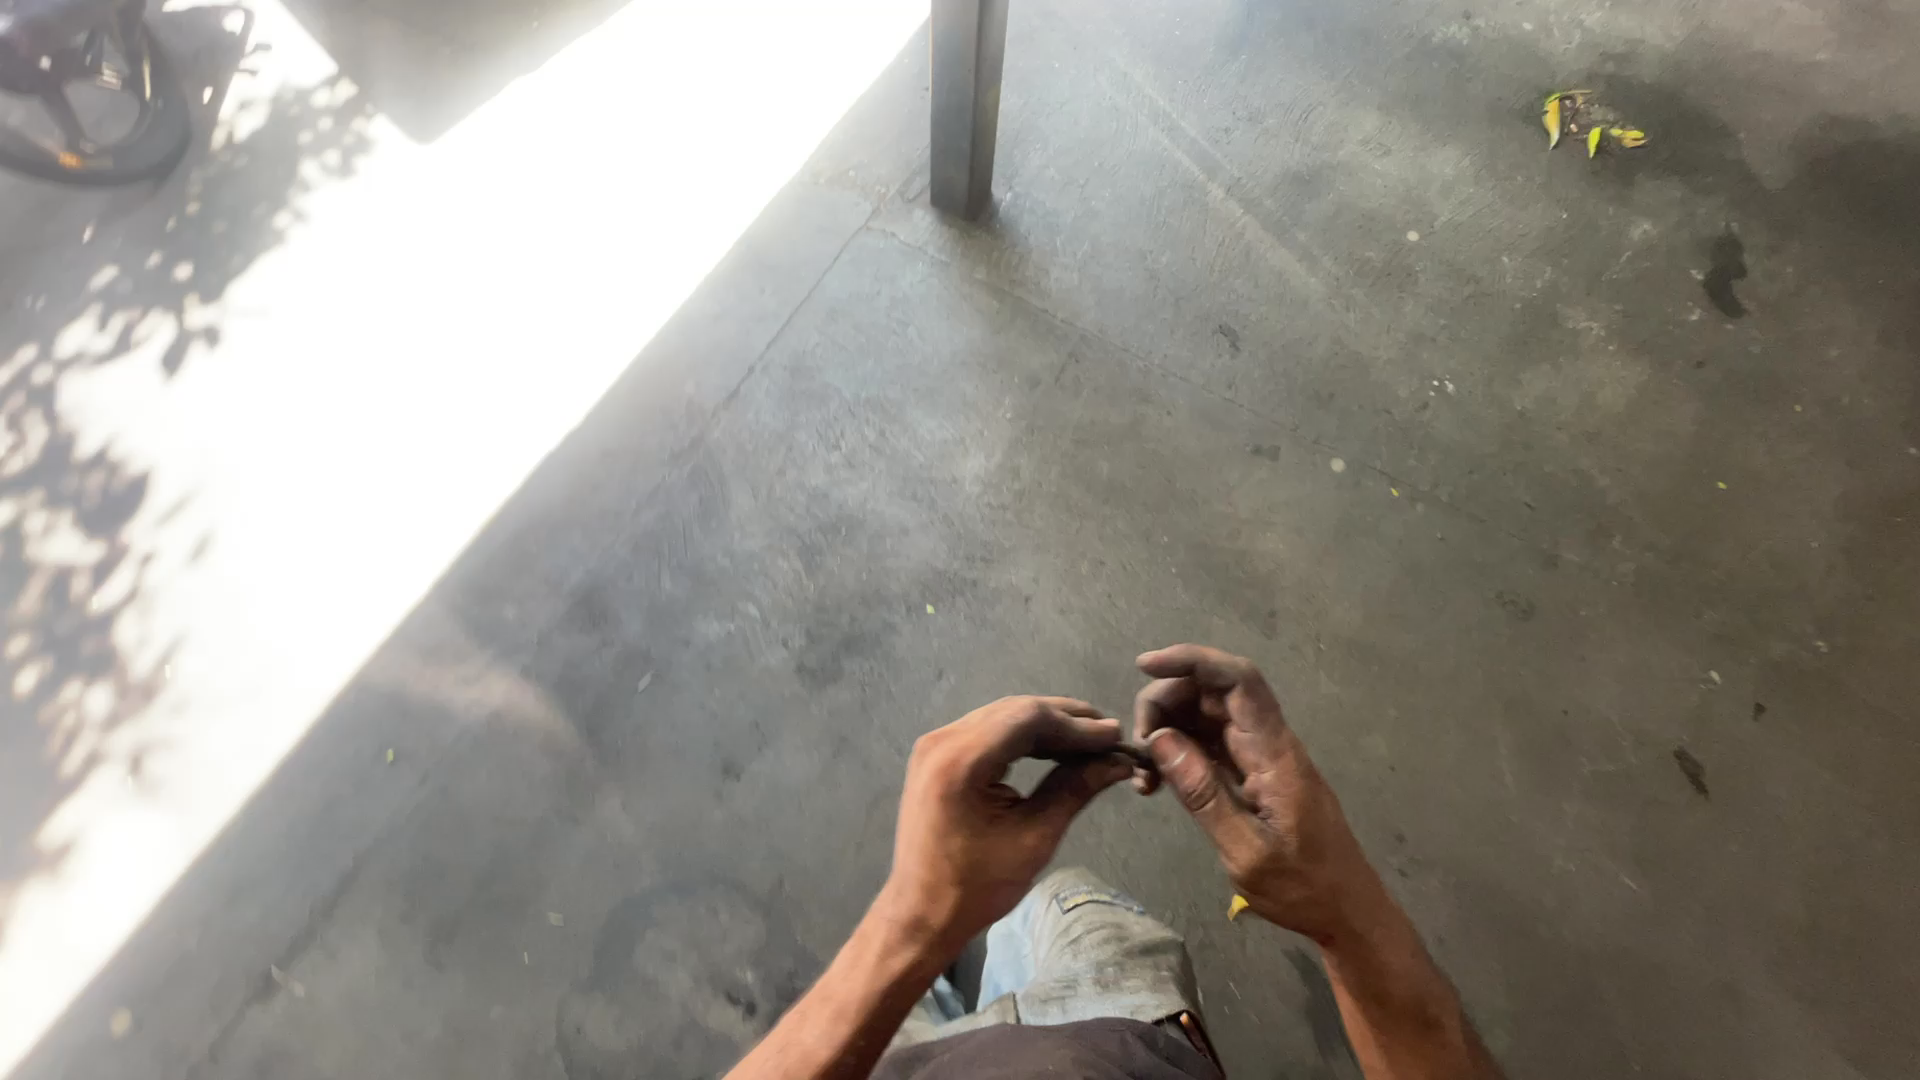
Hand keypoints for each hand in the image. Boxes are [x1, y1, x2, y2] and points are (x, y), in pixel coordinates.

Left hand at [879, 696, 1133, 953]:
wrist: (921, 912)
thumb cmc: (977, 886)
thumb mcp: (1035, 838)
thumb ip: (1074, 788)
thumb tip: (1118, 760)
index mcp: (960, 761)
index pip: (1027, 718)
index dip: (1075, 724)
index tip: (1115, 735)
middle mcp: (942, 739)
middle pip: (1014, 711)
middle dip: (1064, 719)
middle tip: (1108, 734)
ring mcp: (935, 743)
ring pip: (1002, 715)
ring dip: (1045, 724)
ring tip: (1089, 739)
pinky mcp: (937, 753)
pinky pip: (987, 729)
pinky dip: (1022, 734)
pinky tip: (1052, 746)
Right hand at [1133, 645, 1383, 944]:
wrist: (1347, 914)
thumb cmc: (1304, 888)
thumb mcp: (1247, 852)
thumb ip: (1203, 794)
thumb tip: (1159, 739)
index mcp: (1274, 752)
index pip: (1238, 680)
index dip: (1191, 660)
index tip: (1145, 666)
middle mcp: (1266, 742)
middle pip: (1210, 691)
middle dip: (1165, 702)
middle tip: (1139, 745)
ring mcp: (1257, 755)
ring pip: (1203, 714)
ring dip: (1166, 728)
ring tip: (1144, 772)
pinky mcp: (1248, 771)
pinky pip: (1205, 742)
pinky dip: (1176, 751)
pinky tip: (1157, 781)